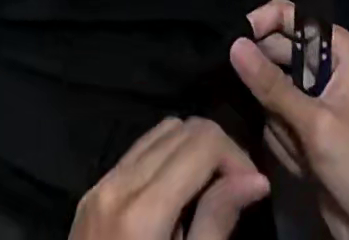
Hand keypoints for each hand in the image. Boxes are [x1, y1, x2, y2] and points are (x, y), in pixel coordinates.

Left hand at [70, 116, 269, 239]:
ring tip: (209, 187)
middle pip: (185, 127)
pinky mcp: (92, 193)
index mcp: (142, 211)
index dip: (236, 156)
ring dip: (194, 148)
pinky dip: (169, 155)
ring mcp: (100, 185)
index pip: (204, 141)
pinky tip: (179, 190)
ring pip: (164, 130)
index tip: (251, 189)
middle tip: (235, 188)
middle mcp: (118, 184)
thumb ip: (217, 222)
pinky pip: (141, 149)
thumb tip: (256, 178)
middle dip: (218, 149)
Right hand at [229, 0, 348, 239]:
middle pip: (274, 53)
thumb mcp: (315, 123)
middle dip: (269, 87)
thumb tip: (234, 44)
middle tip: (280, 116)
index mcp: (337, 48)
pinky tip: (304, 164)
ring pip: (268, 93)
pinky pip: (272, 122)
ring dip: (279, 125)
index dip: (261, 22)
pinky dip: (282, 143)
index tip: (233, 44)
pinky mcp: (300, 128)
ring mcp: (309, 98)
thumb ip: (272, 85)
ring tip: (305, 150)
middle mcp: (322, 65)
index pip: (291, 15)